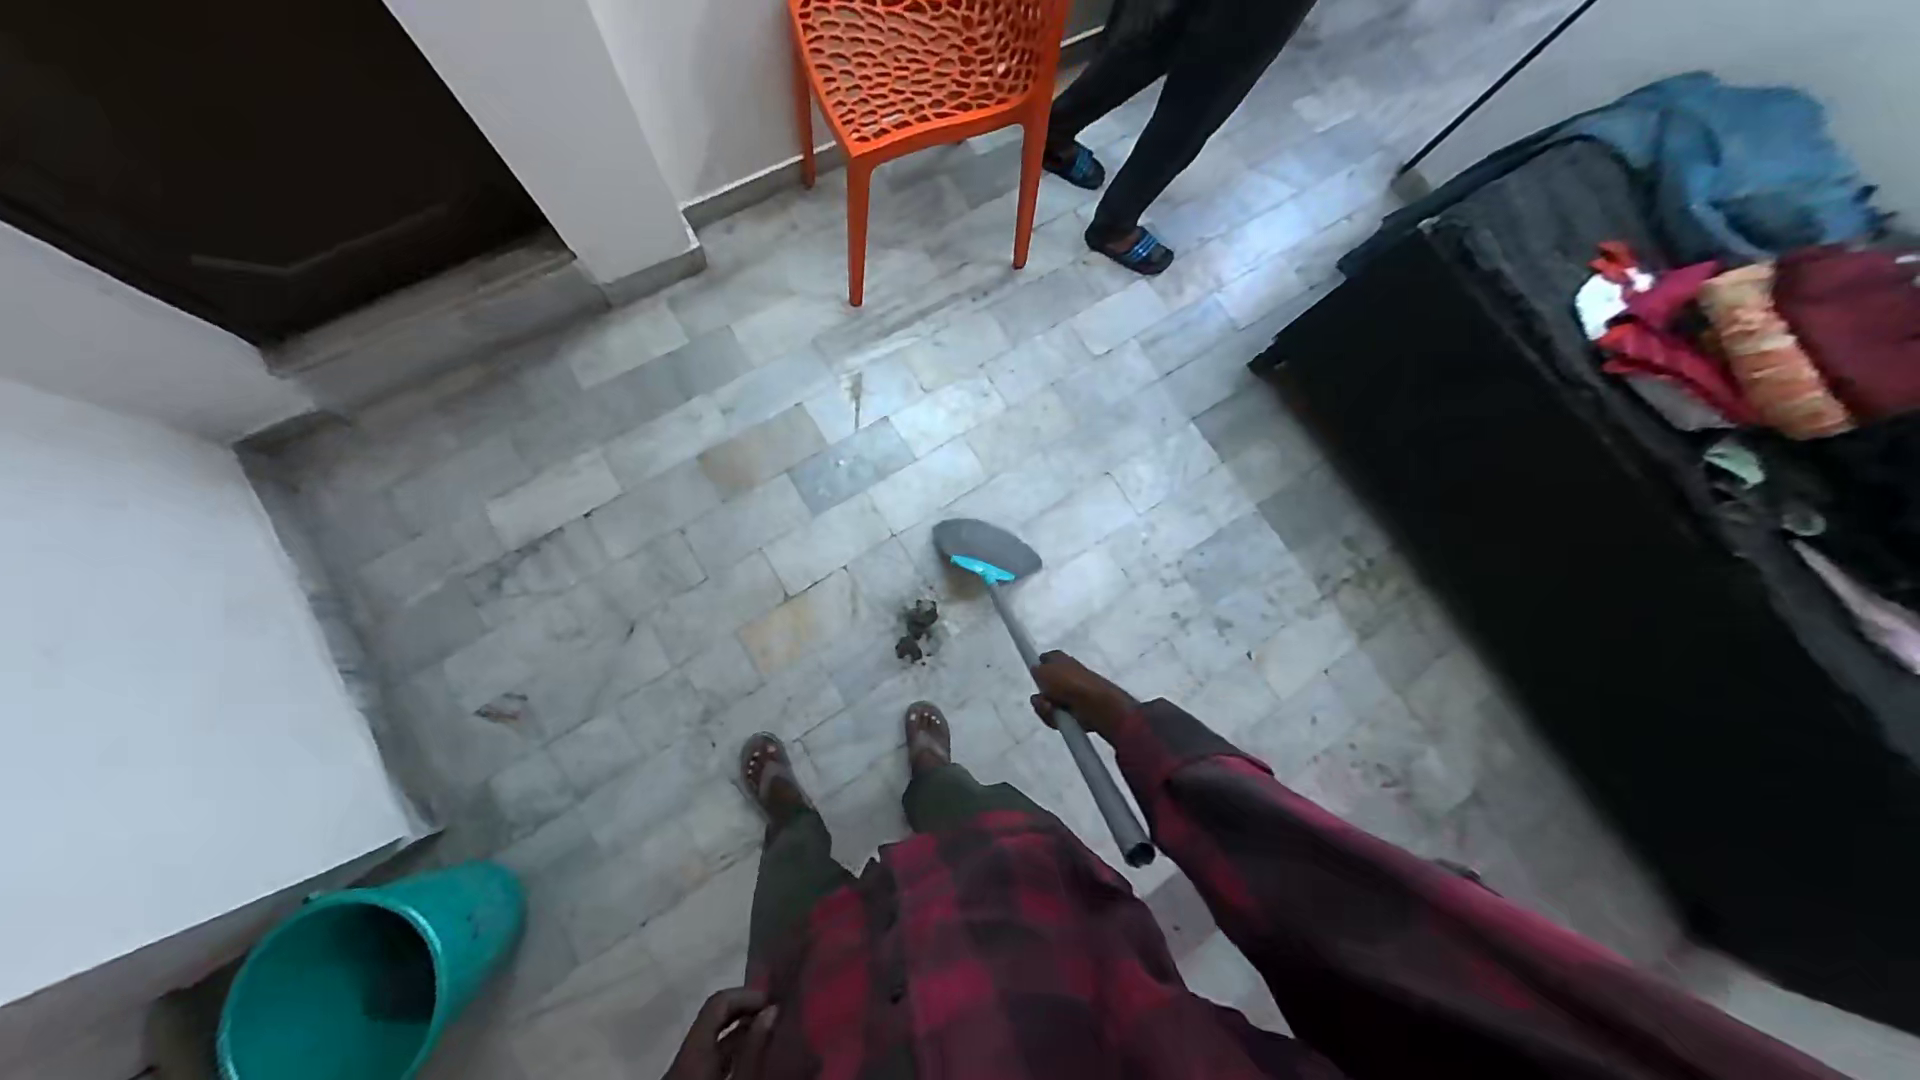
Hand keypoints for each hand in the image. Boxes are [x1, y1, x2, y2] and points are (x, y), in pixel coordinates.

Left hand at [663, 988, 777, 1079]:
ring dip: (740, 1029)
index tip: (772, 1003)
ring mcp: (683, 1070)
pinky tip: (752, 1055)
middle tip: (775, 1013)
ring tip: (769, 1031)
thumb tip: (772, 1010)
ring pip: (713, 1037)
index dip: (746, 996)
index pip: (717, 1002)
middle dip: (746, 1010)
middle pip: (714, 1017)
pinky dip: (732, 1049)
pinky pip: (710, 1054)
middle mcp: (684, 1054)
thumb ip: (753, 1050)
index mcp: (692, 1050)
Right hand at [1029, 651, 1137, 740]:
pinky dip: (1056, 718)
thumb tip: (1037, 671)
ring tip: (1052, 709)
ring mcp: (1073, 692)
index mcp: (1060, 659)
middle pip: (1045, 686)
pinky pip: (1057, 716)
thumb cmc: (1066, 682)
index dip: (1039, 668)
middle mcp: (1067, 673)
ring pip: (1049, 703)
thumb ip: (1035, 670)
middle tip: (1043, 699)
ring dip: (1046, 708)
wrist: (1093, 704)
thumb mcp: (1041, 671)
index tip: (1035, 677)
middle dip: (1041, 695)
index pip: (1044, 660)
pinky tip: (1059, 718)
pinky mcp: (1077, 709)